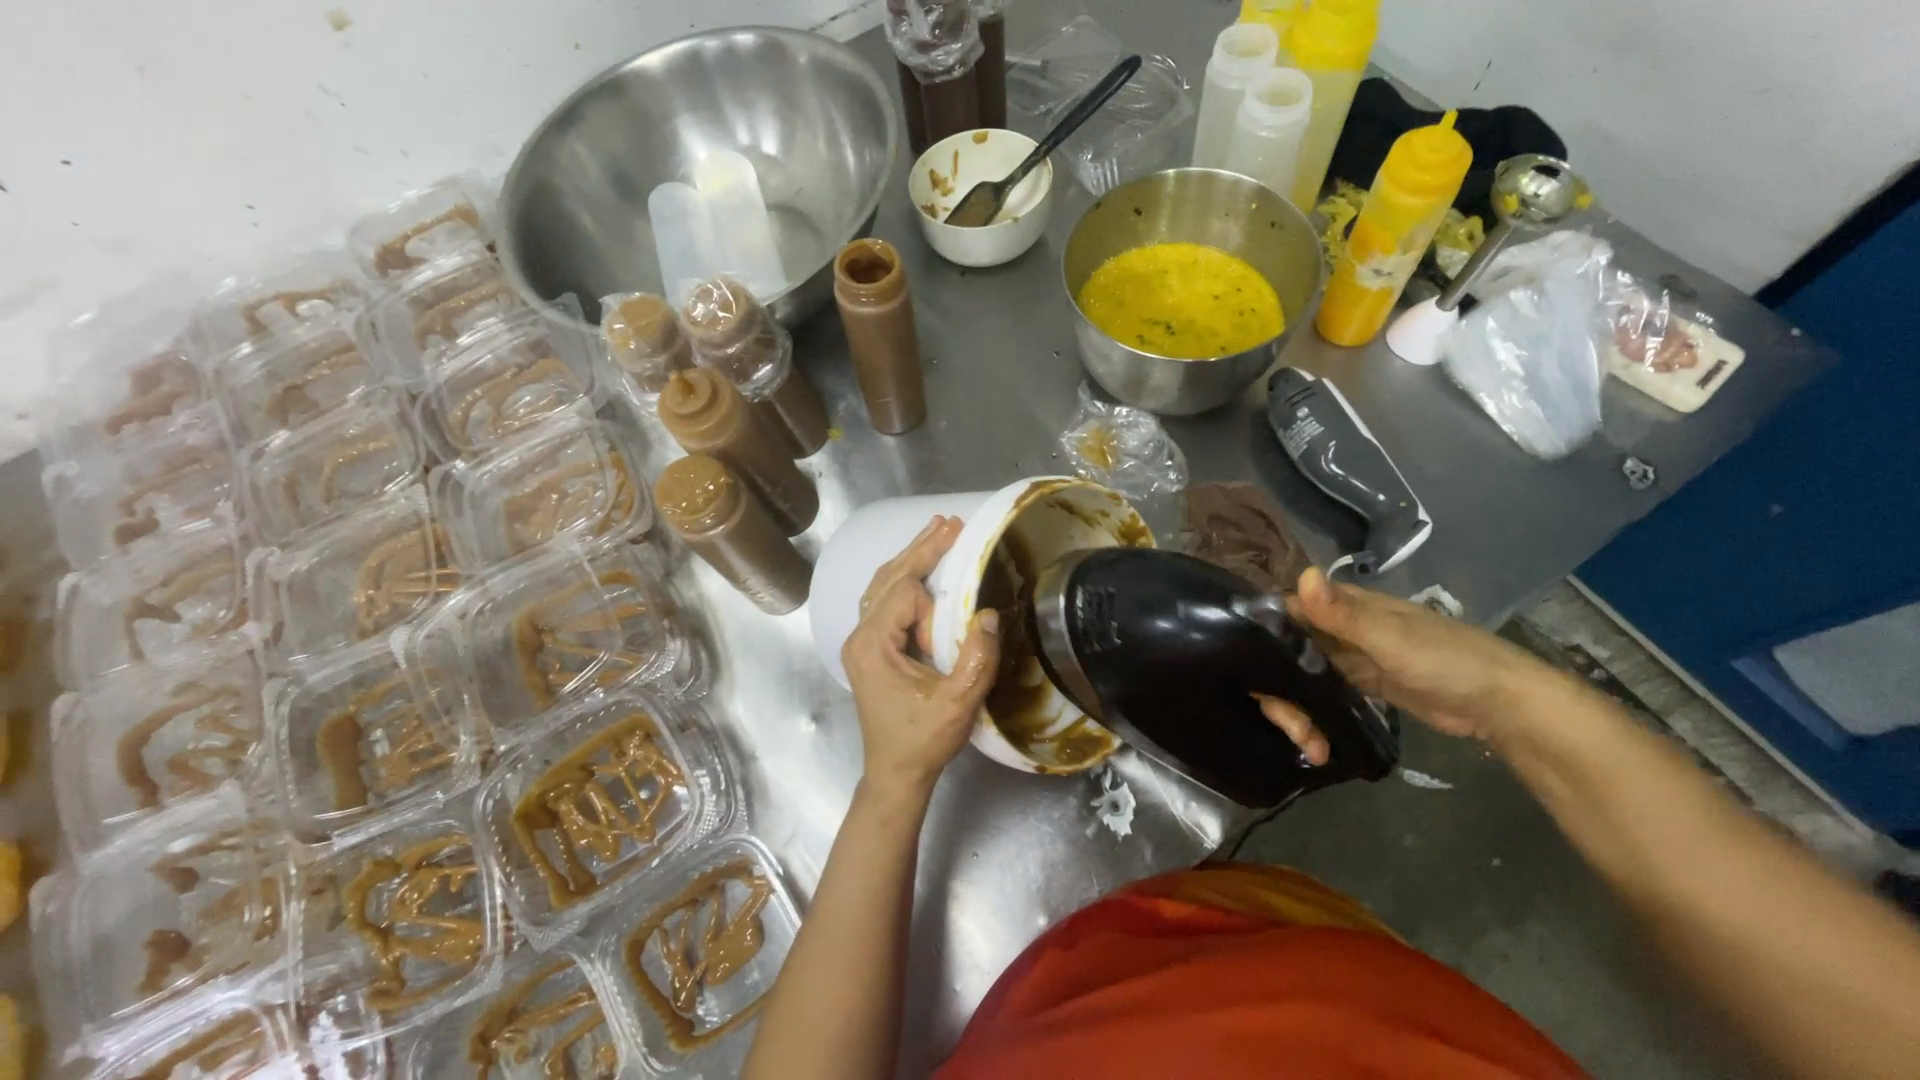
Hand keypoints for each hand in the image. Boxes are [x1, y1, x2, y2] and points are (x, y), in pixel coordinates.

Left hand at [841, 516, 1000, 796]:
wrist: (895, 773)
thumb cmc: (923, 741)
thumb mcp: (957, 705)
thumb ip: (975, 660)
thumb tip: (987, 615)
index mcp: (872, 645)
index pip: (904, 594)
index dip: (933, 605)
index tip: (949, 632)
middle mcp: (859, 636)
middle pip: (889, 579)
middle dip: (920, 550)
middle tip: (950, 522)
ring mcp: (861, 642)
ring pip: (883, 586)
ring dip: (910, 560)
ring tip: (935, 533)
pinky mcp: (870, 650)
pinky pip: (884, 602)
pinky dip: (903, 581)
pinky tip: (918, 571)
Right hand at [1256, 567, 1543, 756]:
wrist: (1501, 703)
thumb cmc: (1447, 660)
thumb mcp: (1389, 638)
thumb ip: (1342, 613)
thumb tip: (1301, 574)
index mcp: (1343, 606)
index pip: (1285, 614)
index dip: (1261, 639)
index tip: (1249, 674)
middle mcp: (1339, 628)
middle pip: (1286, 654)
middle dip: (1281, 693)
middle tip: (1295, 730)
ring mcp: (1350, 658)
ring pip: (1301, 679)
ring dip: (1298, 712)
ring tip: (1312, 747)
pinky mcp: (1361, 686)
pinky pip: (1323, 697)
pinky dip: (1315, 719)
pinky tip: (1317, 744)